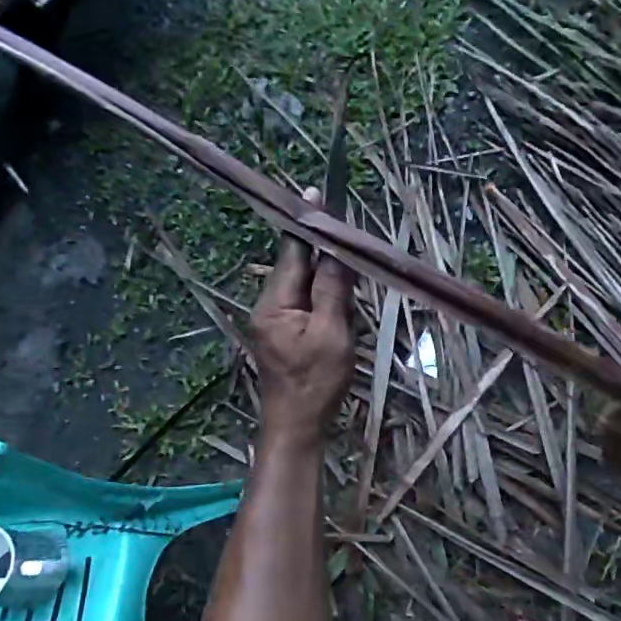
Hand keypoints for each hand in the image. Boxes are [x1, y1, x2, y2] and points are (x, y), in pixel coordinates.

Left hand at [250, 187, 353, 443]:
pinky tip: (342, 321)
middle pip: (299, 267)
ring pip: (305, 288)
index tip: (316, 193)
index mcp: (274, 302)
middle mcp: (267, 306)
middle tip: (353, 262)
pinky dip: (326, 307)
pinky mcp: (283, 336)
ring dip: (329, 288)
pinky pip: (306, 308)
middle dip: (327, 263)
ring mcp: (273, 322)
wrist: (297, 428)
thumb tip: (336, 250)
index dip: (308, 224)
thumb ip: (333, 289)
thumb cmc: (316, 383)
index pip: (292, 252)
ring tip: (350, 303)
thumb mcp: (332, 333)